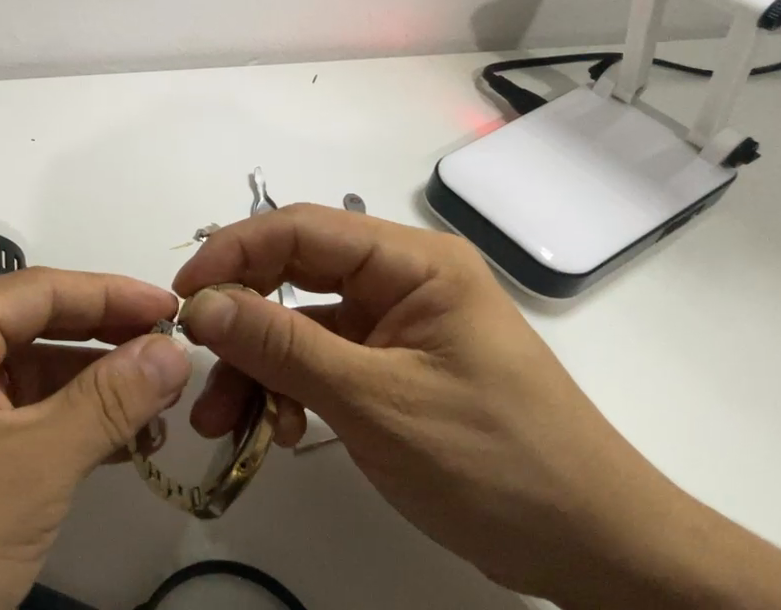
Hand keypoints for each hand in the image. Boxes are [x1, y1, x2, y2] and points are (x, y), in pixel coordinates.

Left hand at [0, 267, 190, 609]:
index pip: (38, 291)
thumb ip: (108, 401)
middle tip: (175, 357)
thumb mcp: (32, 466)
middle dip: (106, 345)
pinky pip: (16, 419)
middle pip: (35, 330)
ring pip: (30, 377)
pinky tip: (121, 441)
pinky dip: (66, 428)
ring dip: (94, 392)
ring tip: (161, 408)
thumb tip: (174, 349)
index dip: (111, 295)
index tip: (175, 307)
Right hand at [174, 205, 780, 608]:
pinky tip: (274, 431)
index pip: (300, 228)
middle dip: (240, 322)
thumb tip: (201, 303)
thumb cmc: (495, 464)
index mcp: (412, 262)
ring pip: (299, 323)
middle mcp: (402, 279)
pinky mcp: (394, 367)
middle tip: (198, 371)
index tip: (182, 301)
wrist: (598, 551)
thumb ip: (283, 345)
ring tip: (223, 423)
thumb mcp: (376, 403)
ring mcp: (397, 325)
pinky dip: (288, 389)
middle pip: (293, 275)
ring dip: (257, 366)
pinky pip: (321, 361)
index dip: (233, 253)